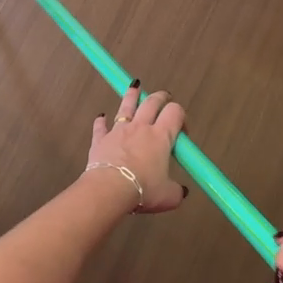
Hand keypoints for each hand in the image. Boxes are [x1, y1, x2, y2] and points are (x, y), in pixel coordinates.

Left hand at [86, 82, 185, 214]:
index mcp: (161, 136)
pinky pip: (100, 126)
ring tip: (134, 86)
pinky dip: (101, 121)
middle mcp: (140, 127)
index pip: (175, 112)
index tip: (182, 130)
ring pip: (126, 105)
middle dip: (160, 97)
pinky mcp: (100, 139)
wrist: (109, 189)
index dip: (181, 116)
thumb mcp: (168, 196)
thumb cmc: (143, 190)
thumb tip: (181, 191)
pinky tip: (100, 118)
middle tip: (164, 97)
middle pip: (152, 102)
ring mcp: (118, 130)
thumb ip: (176, 191)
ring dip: (131, 95)